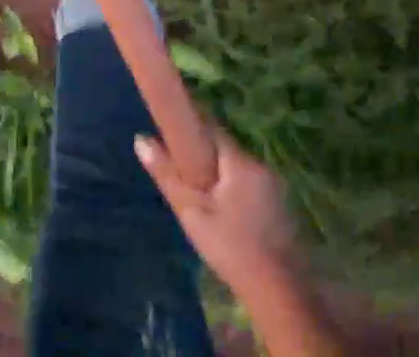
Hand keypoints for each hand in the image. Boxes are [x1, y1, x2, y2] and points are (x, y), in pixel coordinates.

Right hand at [135, 130, 298, 287]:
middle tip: (176, 170)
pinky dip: (229, 188)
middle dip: (199, 154)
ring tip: (194, 194)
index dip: (187, 126)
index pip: (210, 128)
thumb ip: (166, 173)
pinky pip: (246, 184)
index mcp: (240, 163)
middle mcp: (261, 168)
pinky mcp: (278, 206)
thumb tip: (140, 139)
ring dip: (214, 173)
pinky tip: (218, 210)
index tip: (165, 129)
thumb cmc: (229, 246)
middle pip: (222, 148)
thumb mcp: (190, 210)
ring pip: (234, 167)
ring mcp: (274, 187)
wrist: (278, 292)